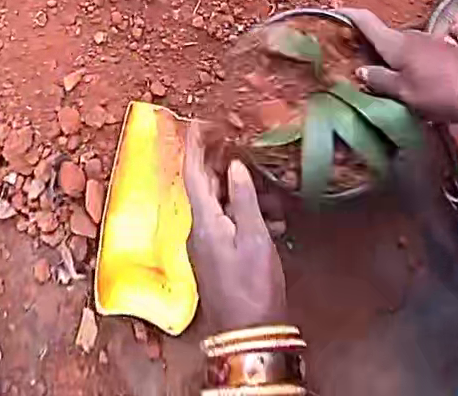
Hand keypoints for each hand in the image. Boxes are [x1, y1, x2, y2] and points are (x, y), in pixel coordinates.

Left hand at [184, 122, 285, 331]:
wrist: (249, 334)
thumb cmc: (252, 285)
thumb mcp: (254, 236)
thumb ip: (242, 197)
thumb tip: (234, 164)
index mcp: (203, 219)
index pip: (192, 171)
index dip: (194, 145)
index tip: (199, 122)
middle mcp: (198, 229)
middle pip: (203, 183)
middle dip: (215, 159)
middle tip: (230, 137)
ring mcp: (205, 243)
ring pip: (217, 202)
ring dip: (234, 186)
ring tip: (258, 176)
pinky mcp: (216, 254)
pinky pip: (224, 220)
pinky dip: (241, 208)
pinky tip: (266, 211)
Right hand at [336, 6, 457, 123]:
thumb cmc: (438, 90)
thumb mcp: (404, 92)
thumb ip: (380, 80)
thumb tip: (361, 70)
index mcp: (395, 43)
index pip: (366, 21)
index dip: (349, 15)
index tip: (335, 9)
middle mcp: (410, 36)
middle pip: (384, 37)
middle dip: (371, 45)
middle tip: (358, 58)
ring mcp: (430, 42)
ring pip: (403, 47)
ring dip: (393, 57)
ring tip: (386, 76)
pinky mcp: (446, 52)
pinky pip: (419, 55)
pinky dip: (409, 63)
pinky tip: (413, 80)